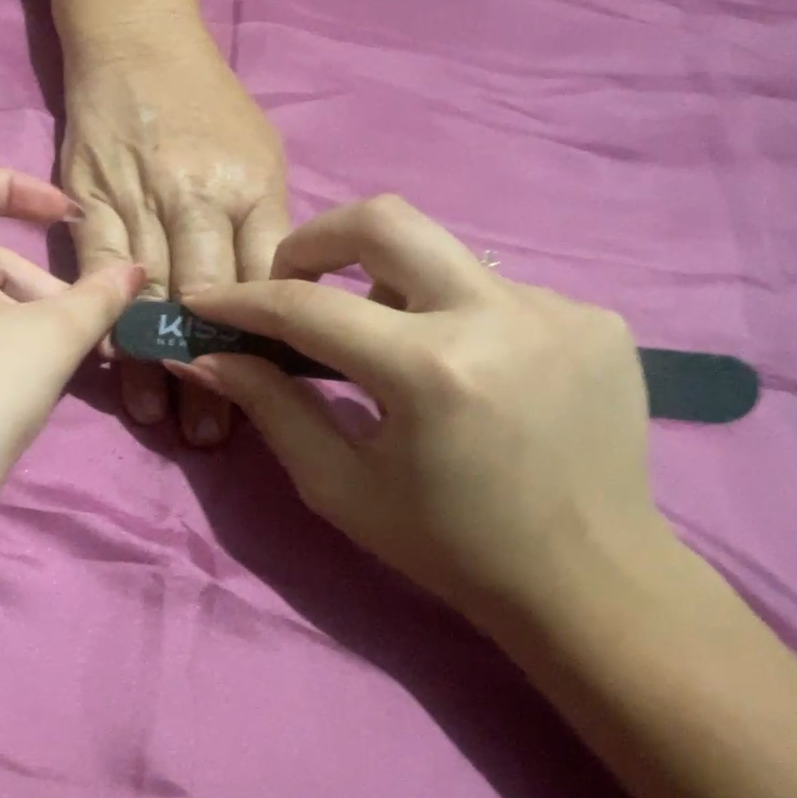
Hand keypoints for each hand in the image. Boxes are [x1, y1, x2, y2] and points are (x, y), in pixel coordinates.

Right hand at [61, 18, 288, 445]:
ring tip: (159, 417)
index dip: (262, 343)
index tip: (264, 399)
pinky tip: (109, 363)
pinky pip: (97, 271)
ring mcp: (140, 200)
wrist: (135, 49)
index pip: (265, 279)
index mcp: (254, 188)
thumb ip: (266, 230)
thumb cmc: (207, 108)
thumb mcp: (263, 156)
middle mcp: (199, 196)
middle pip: (208, 297)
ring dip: (154, 360)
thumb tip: (271, 309)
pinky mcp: (90, 204)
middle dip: (210, 368)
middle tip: (209, 433)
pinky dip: (103, 318)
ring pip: (151, 294)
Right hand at [170, 196, 670, 623]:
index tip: (203, 304)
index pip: (309, 306)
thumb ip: (271, 406)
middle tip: (285, 285)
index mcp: (430, 372)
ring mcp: (558, 308)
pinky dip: (444, 316)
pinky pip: (490, 291)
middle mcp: (499, 317)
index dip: (243, 301)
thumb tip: (206, 358)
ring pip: (439, 257)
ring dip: (382, 288)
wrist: (587, 576)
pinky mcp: (593, 317)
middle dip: (313, 242)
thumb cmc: (443, 543)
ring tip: (374, 350)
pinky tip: (449, 373)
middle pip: (384, 221)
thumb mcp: (336, 484)